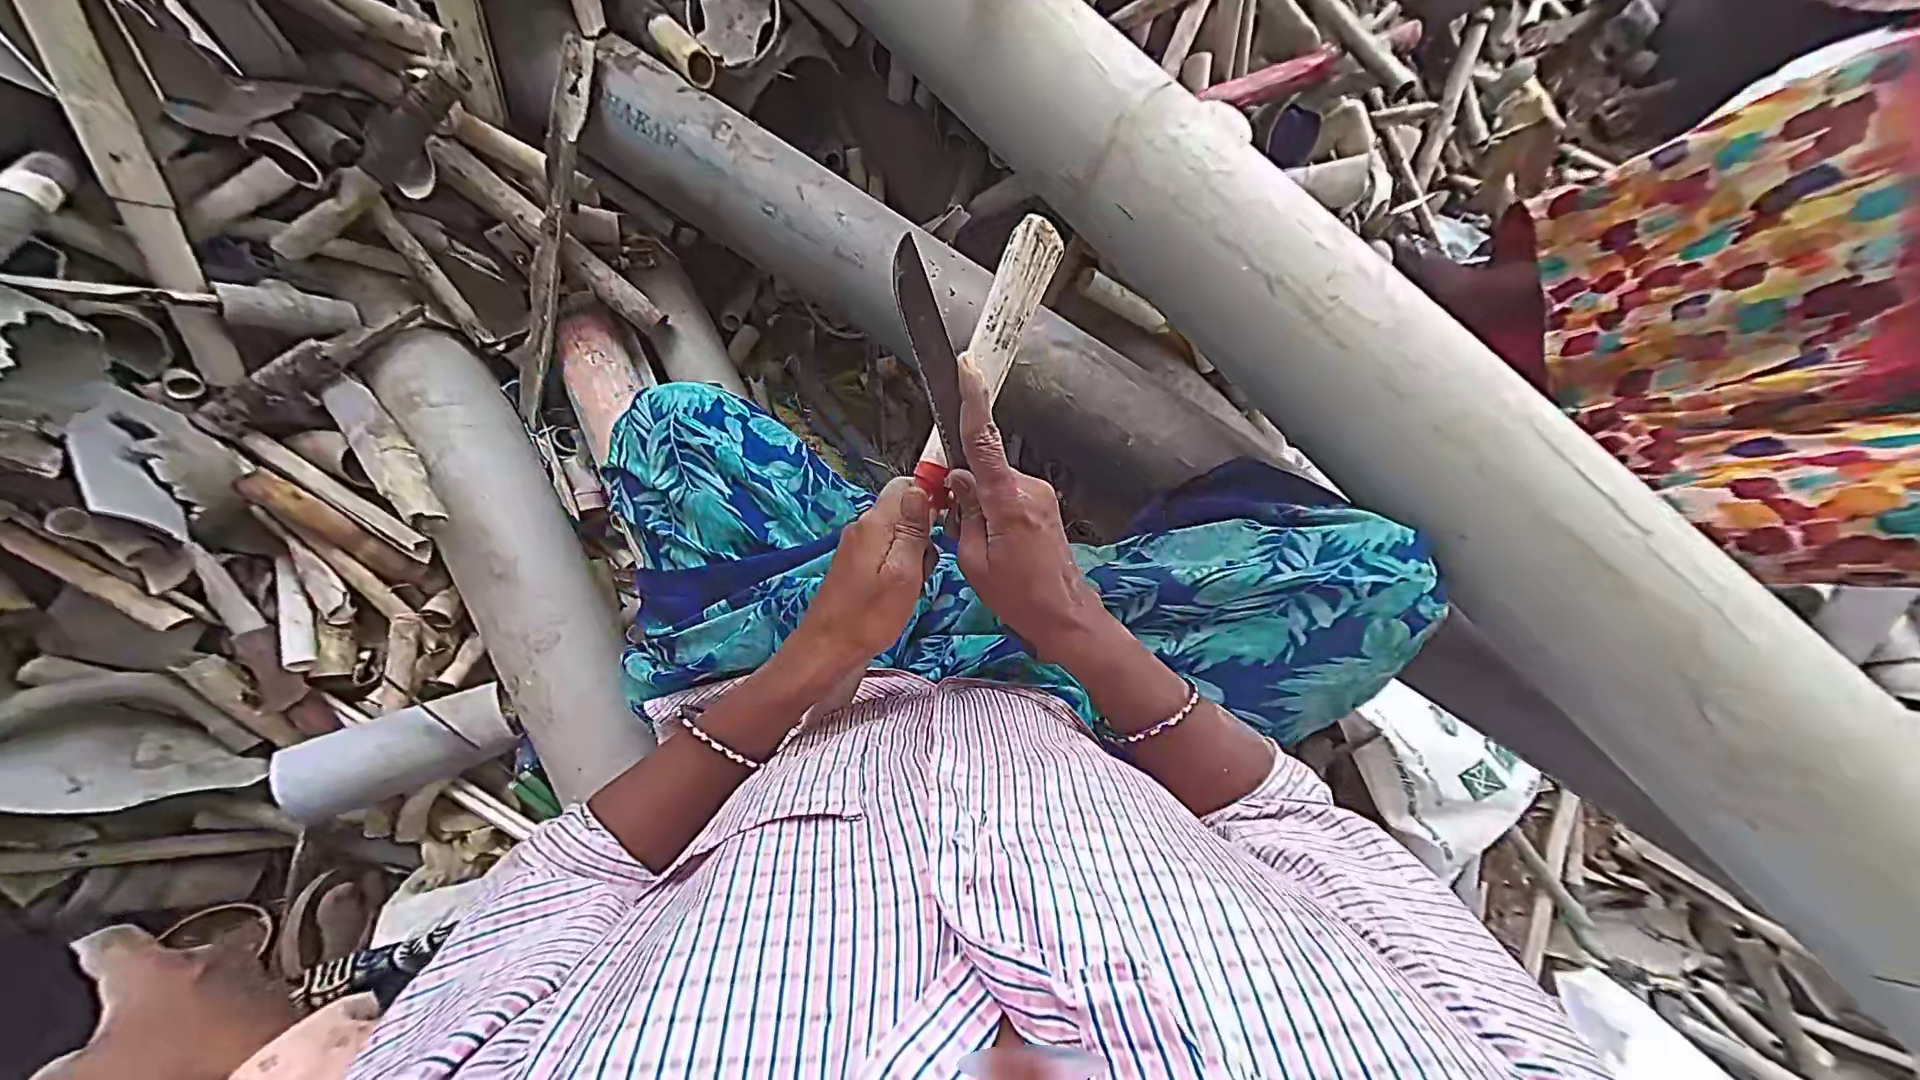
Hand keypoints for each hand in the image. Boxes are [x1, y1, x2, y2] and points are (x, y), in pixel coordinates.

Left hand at [788, 475, 933, 669]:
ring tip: (914, 584)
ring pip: (900, 534)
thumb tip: (920, 489)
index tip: (947, 521)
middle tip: (926, 566)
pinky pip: (889, 553)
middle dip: (925, 533)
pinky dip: (902, 567)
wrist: (828, 650)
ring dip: (915, 554)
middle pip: (905, 511)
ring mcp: (858, 547)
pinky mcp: (857, 565)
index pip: (906, 485)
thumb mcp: (903, 573)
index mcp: (874, 523)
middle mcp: (863, 528)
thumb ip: (913, 530)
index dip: (931, 495)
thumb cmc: (869, 616)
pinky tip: (902, 590)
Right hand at [946, 353, 1111, 661]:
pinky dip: (993, 507)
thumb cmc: (1019, 596)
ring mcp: (1040, 495)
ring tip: (982, 544)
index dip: (973, 401)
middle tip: (954, 522)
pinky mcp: (1044, 504)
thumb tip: (958, 482)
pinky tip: (995, 540)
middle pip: (982, 465)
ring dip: (978, 502)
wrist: (1065, 615)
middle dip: (961, 485)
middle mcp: (1028, 489)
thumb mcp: (973, 560)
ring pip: (993, 482)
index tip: (966, 368)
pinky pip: (1007, 493)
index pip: (984, 440)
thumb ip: (962, 513)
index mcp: (1007, 501)